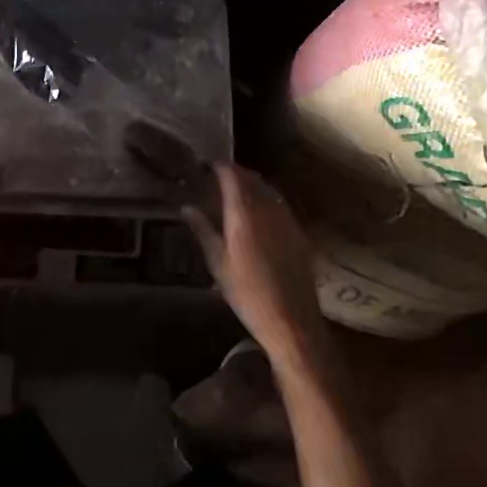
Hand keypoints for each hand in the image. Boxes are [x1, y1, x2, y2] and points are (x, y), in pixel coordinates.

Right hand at [186, 163, 325, 358]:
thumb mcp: (217, 264)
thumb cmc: (247, 294)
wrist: (291, 320)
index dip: (220, 167)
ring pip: (268, 191)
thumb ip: (204, 230)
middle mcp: (269, 209)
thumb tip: (187, 207)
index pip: (233, 176)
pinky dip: (266, 201)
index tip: (206, 166)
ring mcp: (288, 220)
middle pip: (253, 179)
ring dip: (252, 186)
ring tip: (235, 195)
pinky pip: (280, 206)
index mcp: (245, 214)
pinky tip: (257, 215)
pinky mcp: (299, 233)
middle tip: (217, 179)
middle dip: (236, 174)